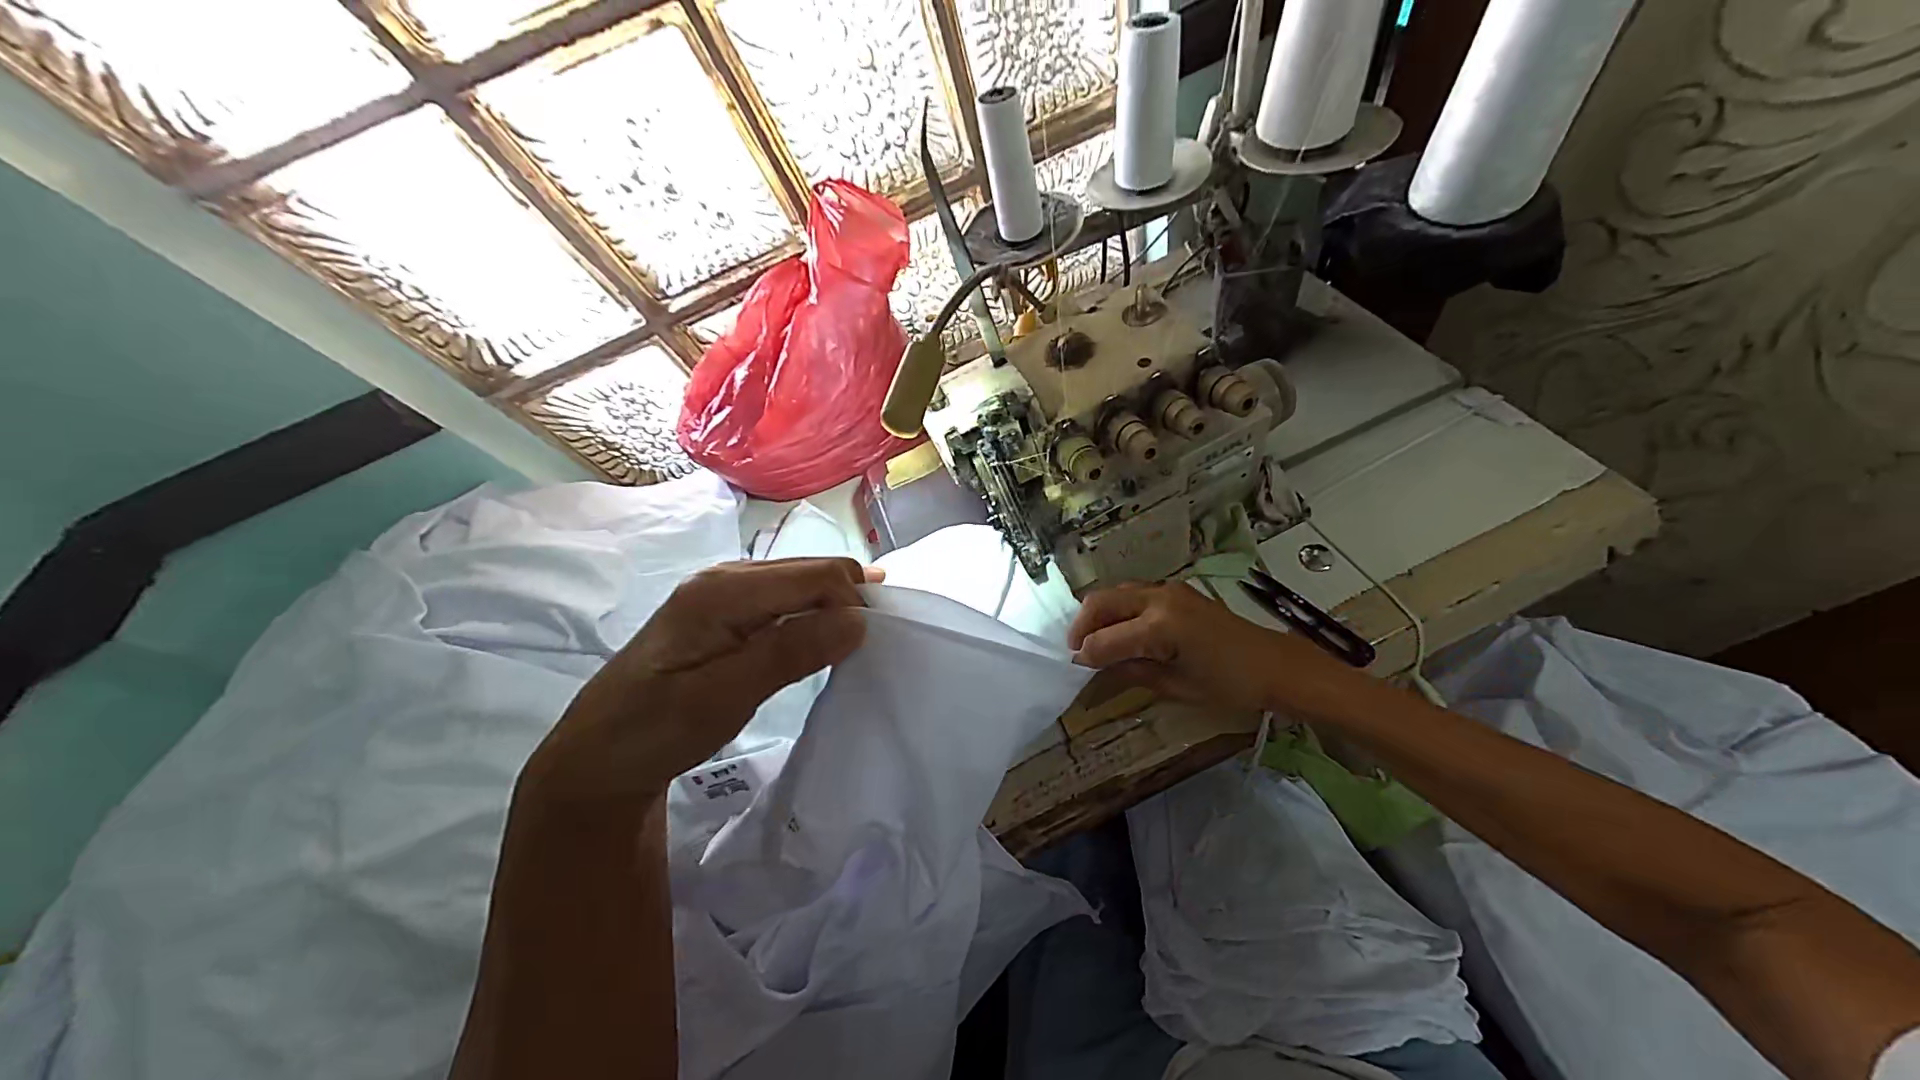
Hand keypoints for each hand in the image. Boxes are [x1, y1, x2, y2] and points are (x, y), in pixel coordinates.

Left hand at [520, 558, 882, 807]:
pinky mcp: (725, 611)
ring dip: (833, 607)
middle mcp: (725, 577)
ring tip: (856, 646)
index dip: (853, 601)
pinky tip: (823, 641)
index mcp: (722, 590)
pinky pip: (784, 601)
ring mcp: (723, 591)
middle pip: (810, 572)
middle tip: (874, 645)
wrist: (600, 755)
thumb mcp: (723, 698)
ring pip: (800, 584)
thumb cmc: (656, 729)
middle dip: (849, 599)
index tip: (875, 645)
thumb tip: (857, 619)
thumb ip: (789, 654)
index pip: (814, 575)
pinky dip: (812, 616)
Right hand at [1067, 581, 1372, 719]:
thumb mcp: (1177, 687)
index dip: (1086, 656)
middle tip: (1076, 652)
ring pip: (1116, 592)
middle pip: (1101, 602)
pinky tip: (1121, 631)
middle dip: (1082, 626)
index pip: (1105, 640)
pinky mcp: (1177, 591)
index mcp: (1160, 626)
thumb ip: (1132, 672)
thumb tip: (1096, 668)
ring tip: (1096, 642)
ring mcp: (1169, 590)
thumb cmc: (1231, 684)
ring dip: (1099, 615)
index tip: (1076, 670)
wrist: (1276, 665)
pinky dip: (1119, 609)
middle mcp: (1159, 598)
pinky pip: (1135, 593)